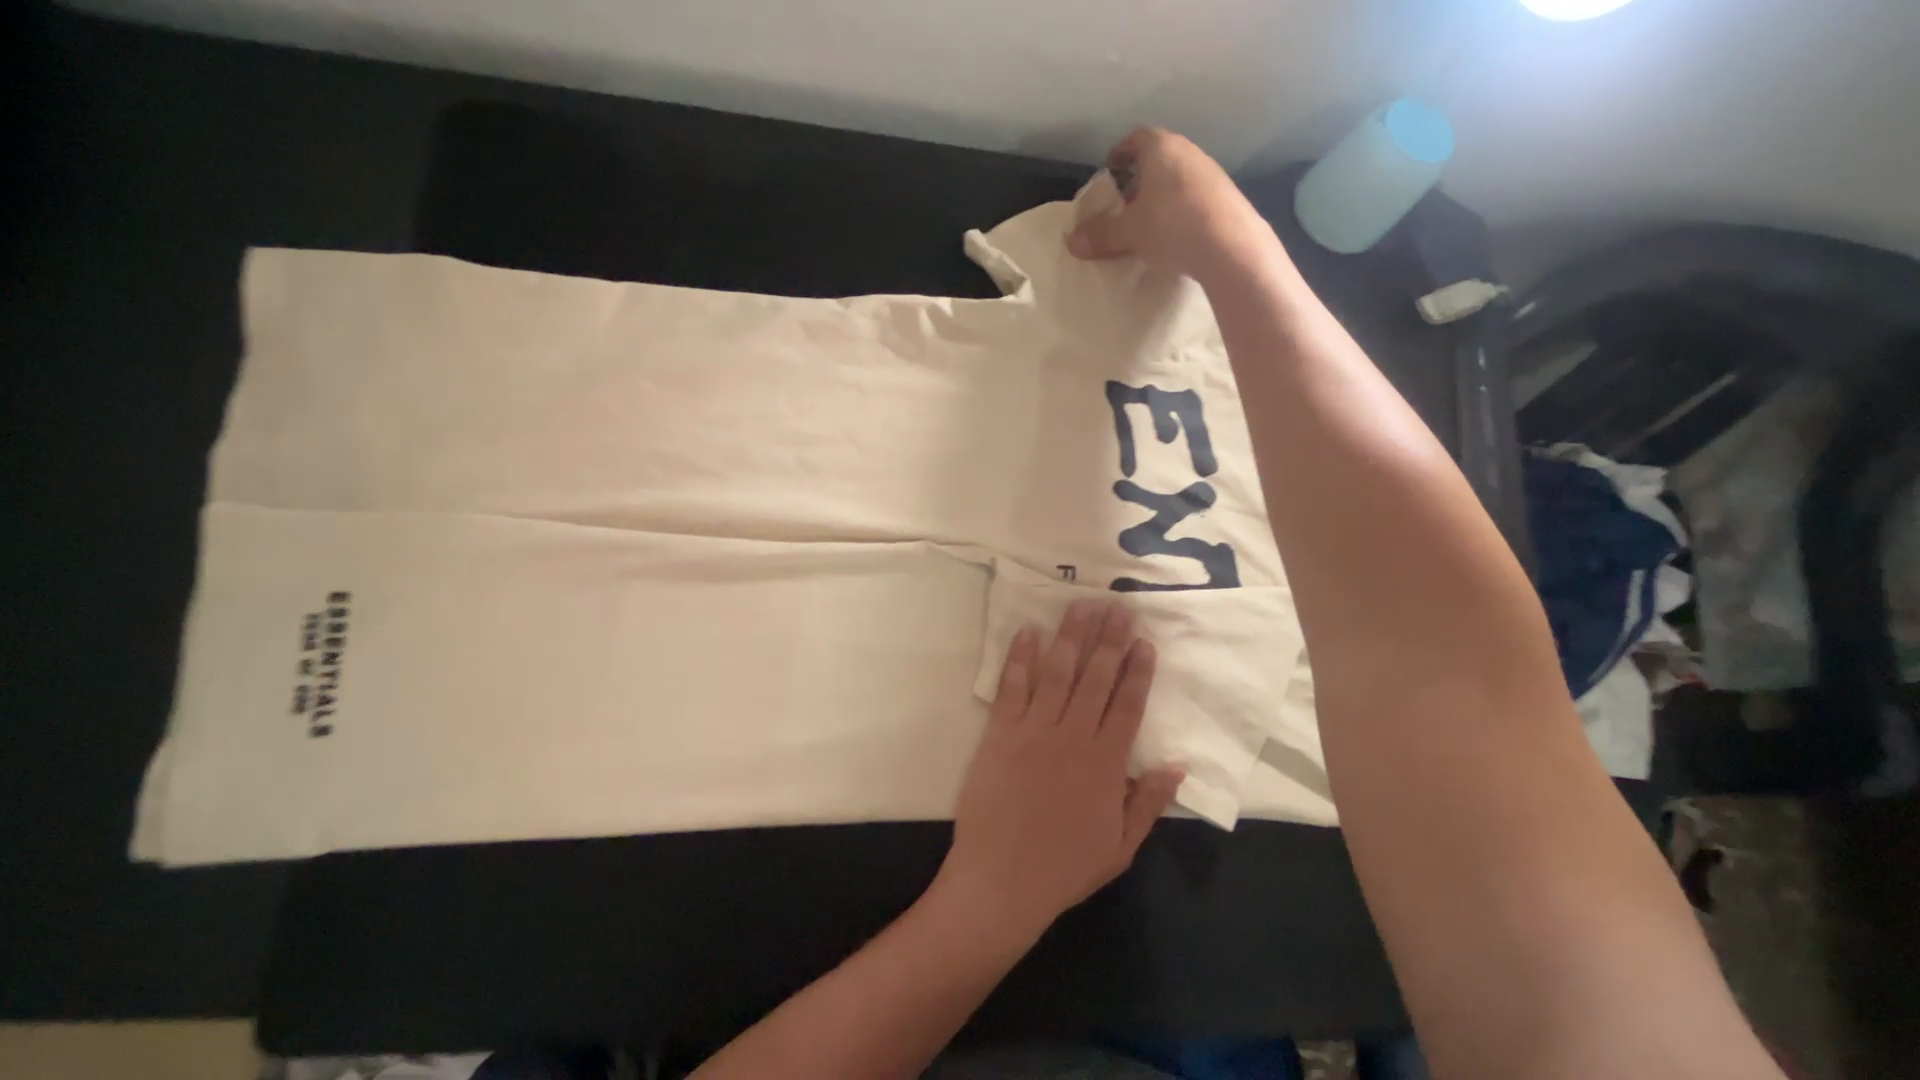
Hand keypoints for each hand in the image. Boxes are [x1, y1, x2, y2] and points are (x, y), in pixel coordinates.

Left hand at [933, 600, 1183, 938]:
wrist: (1001, 882)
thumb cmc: (1064, 868)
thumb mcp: (1121, 847)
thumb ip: (1149, 803)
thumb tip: (1178, 764)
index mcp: (1106, 764)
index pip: (1127, 705)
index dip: (1138, 671)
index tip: (1145, 641)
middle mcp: (1073, 738)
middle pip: (1095, 679)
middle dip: (1109, 641)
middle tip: (1119, 608)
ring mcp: (1033, 732)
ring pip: (1057, 674)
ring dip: (1071, 637)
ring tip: (1082, 606)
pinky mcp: (999, 735)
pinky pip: (1012, 689)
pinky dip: (1020, 659)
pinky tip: (1028, 633)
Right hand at [1066, 127, 1286, 287]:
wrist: (1232, 248)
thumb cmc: (1172, 227)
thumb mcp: (1128, 233)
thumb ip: (1100, 234)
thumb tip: (1072, 241)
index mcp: (1161, 149)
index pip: (1136, 138)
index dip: (1121, 152)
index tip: (1111, 167)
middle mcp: (1189, 153)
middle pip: (1159, 158)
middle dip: (1140, 178)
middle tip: (1126, 202)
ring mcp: (1212, 174)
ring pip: (1179, 177)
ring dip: (1162, 194)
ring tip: (1150, 222)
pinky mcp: (1228, 197)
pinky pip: (1196, 196)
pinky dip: (1182, 208)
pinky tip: (1177, 234)